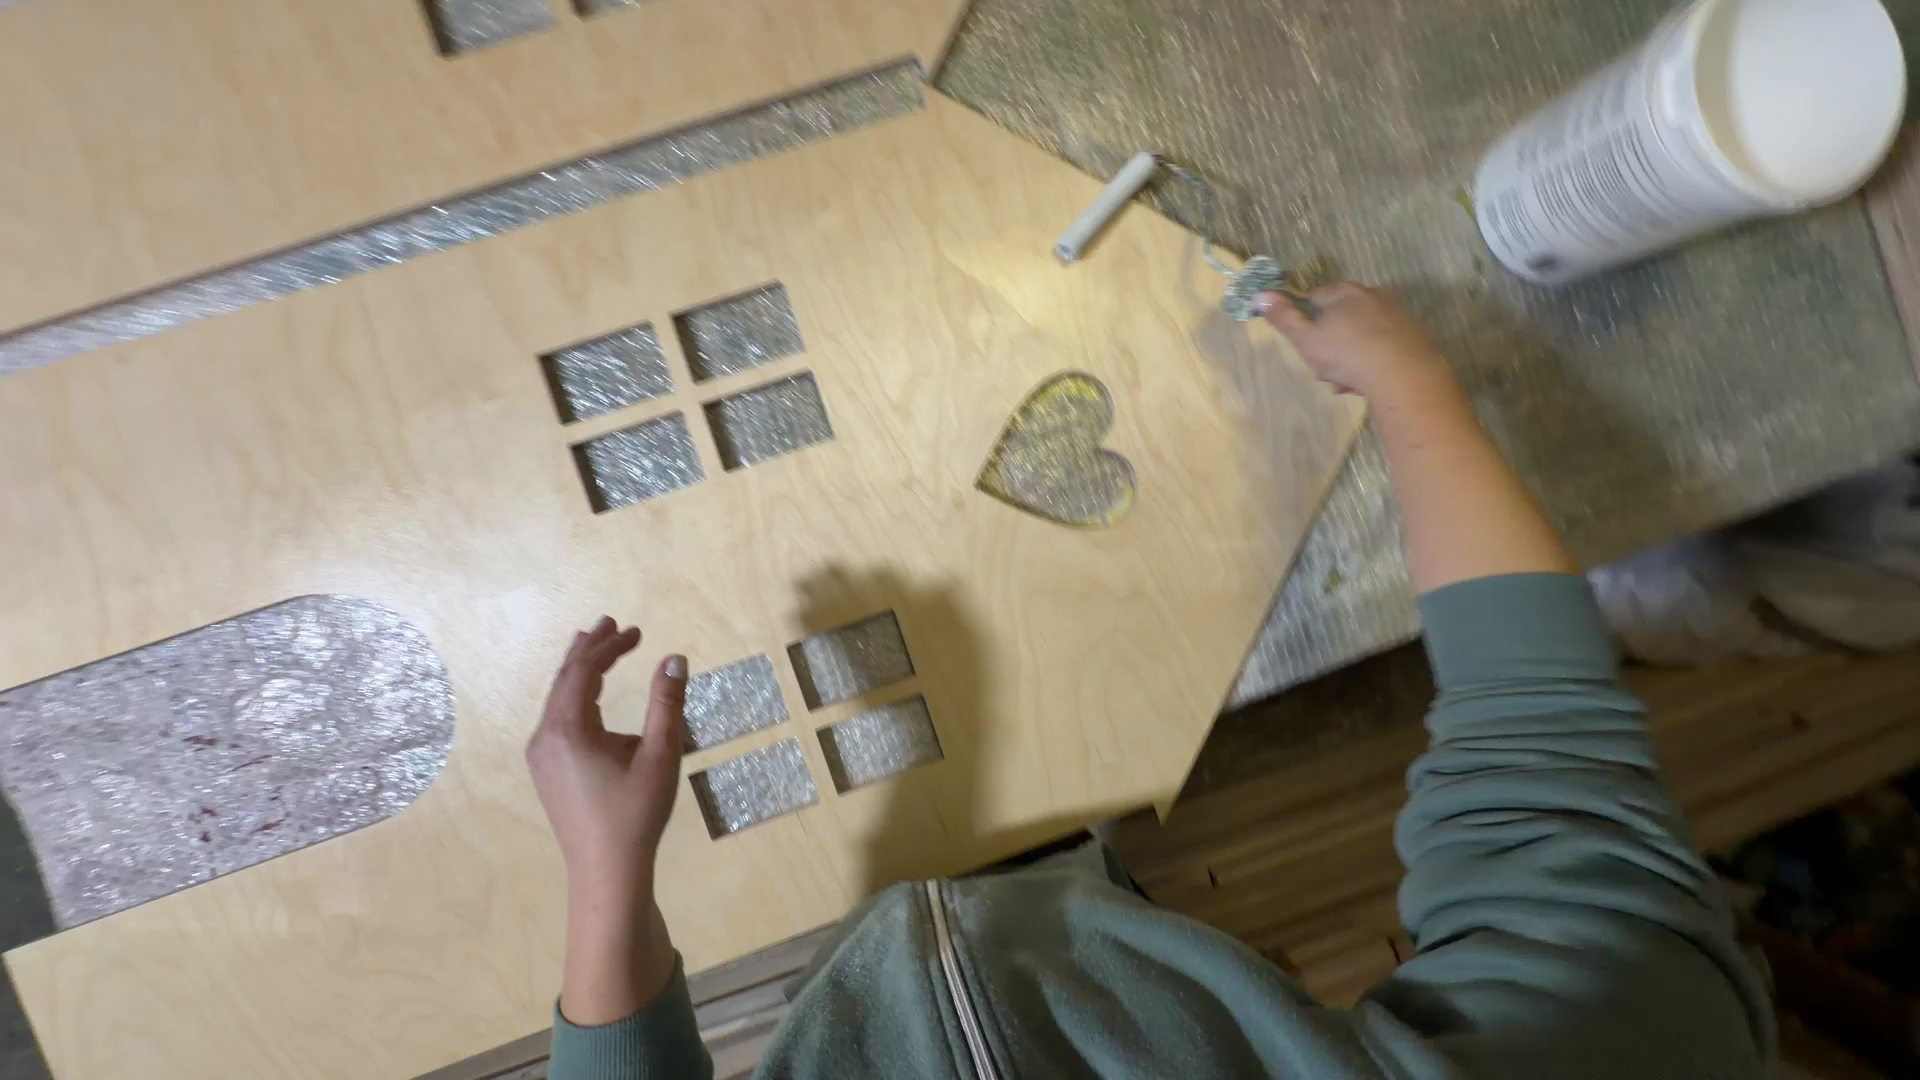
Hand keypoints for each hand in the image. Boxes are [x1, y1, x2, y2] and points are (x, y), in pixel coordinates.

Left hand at [527, 617, 687, 1024]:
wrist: (606, 869)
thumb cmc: (635, 811)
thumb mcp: (660, 754)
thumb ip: (666, 704)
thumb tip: (673, 659)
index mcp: (569, 730)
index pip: (585, 672)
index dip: (610, 647)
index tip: (638, 631)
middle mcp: (546, 737)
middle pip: (565, 680)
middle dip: (589, 649)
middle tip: (610, 623)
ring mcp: (542, 756)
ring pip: (558, 699)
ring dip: (580, 670)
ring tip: (597, 646)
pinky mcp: (548, 770)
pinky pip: (558, 717)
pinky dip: (576, 694)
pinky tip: (590, 696)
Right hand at [1258, 282, 1452, 401]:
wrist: (1402, 374)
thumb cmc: (1346, 354)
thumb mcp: (1305, 339)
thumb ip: (1283, 318)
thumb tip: (1261, 294)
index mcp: (1343, 293)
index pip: (1313, 299)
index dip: (1304, 323)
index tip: (1304, 345)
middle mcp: (1372, 294)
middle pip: (1338, 318)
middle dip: (1329, 344)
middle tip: (1324, 369)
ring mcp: (1395, 312)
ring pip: (1360, 335)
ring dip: (1349, 357)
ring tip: (1346, 381)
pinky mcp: (1412, 332)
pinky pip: (1381, 344)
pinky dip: (1372, 359)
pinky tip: (1367, 380)